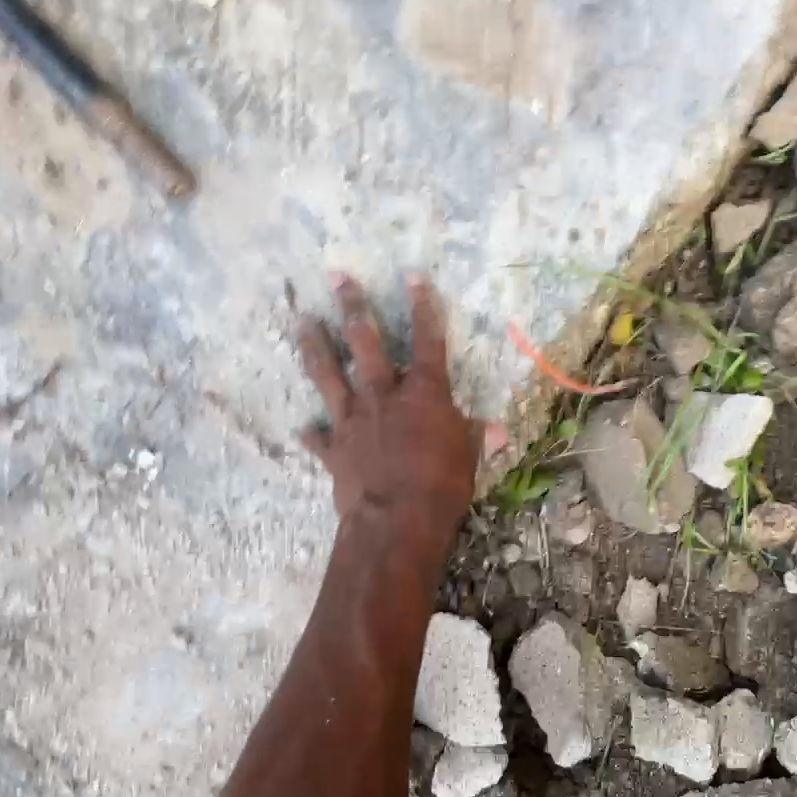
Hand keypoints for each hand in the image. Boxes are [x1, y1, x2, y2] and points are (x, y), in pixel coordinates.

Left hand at [297, 273, 479, 538]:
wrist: (398, 520)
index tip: (413, 276)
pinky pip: (319, 436)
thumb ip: (475, 437)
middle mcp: (385, 396)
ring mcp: (353, 419)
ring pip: (328, 373)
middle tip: (337, 276)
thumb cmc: (444, 485)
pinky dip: (314, 433)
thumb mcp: (470, 457)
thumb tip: (495, 431)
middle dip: (353, 307)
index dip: (423, 308)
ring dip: (315, 345)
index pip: (427, 342)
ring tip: (301, 320)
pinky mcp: (334, 448)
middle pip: (366, 344)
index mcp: (425, 394)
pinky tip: (306, 428)